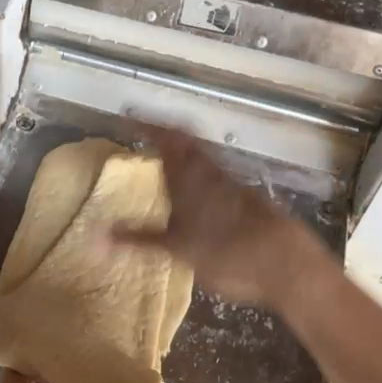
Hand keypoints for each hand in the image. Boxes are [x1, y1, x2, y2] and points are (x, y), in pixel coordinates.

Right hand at [109, 126, 321, 306]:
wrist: (287, 263)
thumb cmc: (227, 252)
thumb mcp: (175, 249)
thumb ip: (136, 240)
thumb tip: (94, 238)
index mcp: (188, 175)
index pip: (165, 137)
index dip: (146, 124)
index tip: (126, 118)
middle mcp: (210, 171)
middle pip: (187, 140)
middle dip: (166, 133)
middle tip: (146, 132)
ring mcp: (233, 183)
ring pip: (204, 155)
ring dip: (185, 151)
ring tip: (168, 158)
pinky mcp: (249, 198)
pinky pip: (218, 173)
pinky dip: (202, 172)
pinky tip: (200, 191)